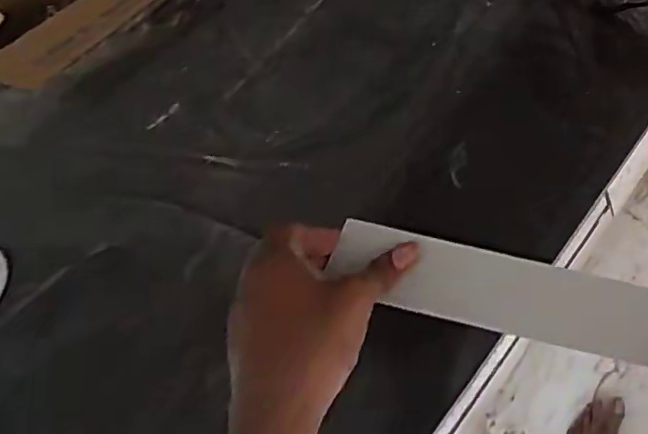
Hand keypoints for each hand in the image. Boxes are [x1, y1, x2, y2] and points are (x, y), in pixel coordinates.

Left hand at [227, 225, 418, 433]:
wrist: (278, 416)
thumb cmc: (311, 348)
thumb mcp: (357, 300)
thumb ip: (381, 271)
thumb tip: (405, 252)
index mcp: (271, 264)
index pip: (291, 231)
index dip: (321, 235)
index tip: (346, 249)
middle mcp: (250, 287)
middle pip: (284, 258)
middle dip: (318, 261)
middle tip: (346, 271)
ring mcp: (242, 321)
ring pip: (277, 289)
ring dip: (306, 288)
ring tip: (337, 302)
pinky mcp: (245, 351)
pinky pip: (271, 317)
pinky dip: (294, 315)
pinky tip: (319, 332)